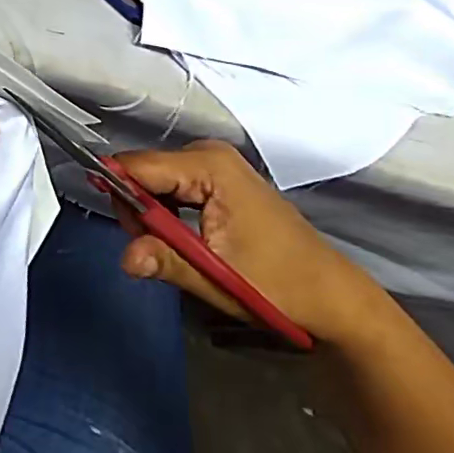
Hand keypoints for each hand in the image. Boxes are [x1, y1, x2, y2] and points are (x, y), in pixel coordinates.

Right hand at [110, 139, 393, 346]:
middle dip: (137, 207)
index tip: (126, 230)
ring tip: (174, 246)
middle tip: (155, 247)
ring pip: (152, 177)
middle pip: (142, 170)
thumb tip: (125, 259)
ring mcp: (214, 162)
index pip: (136, 165)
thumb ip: (166, 260)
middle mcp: (208, 153)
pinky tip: (182, 235)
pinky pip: (170, 182)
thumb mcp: (218, 278)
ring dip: (151, 211)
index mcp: (209, 166)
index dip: (118, 193)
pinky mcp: (217, 175)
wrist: (335, 299)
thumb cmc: (281, 287)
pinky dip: (165, 208)